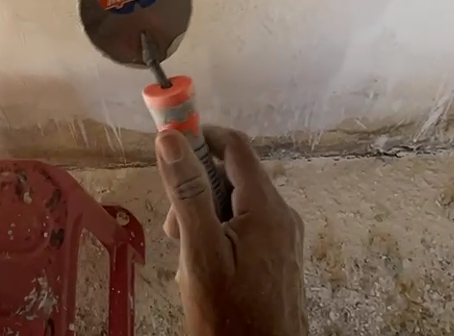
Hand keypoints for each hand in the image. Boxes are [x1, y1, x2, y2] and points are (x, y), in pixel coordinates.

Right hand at [158, 126, 306, 335]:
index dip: (202, 136)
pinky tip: (204, 267)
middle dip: (197, 187)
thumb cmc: (230, 317)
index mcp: (267, 207)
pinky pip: (246, 227)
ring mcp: (284, 239)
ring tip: (185, 253)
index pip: (235, 145)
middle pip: (234, 175)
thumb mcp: (201, 253)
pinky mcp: (280, 260)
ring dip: (205, 213)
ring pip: (237, 202)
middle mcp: (282, 215)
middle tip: (172, 223)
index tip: (170, 149)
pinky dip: (220, 232)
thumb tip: (170, 137)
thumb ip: (187, 192)